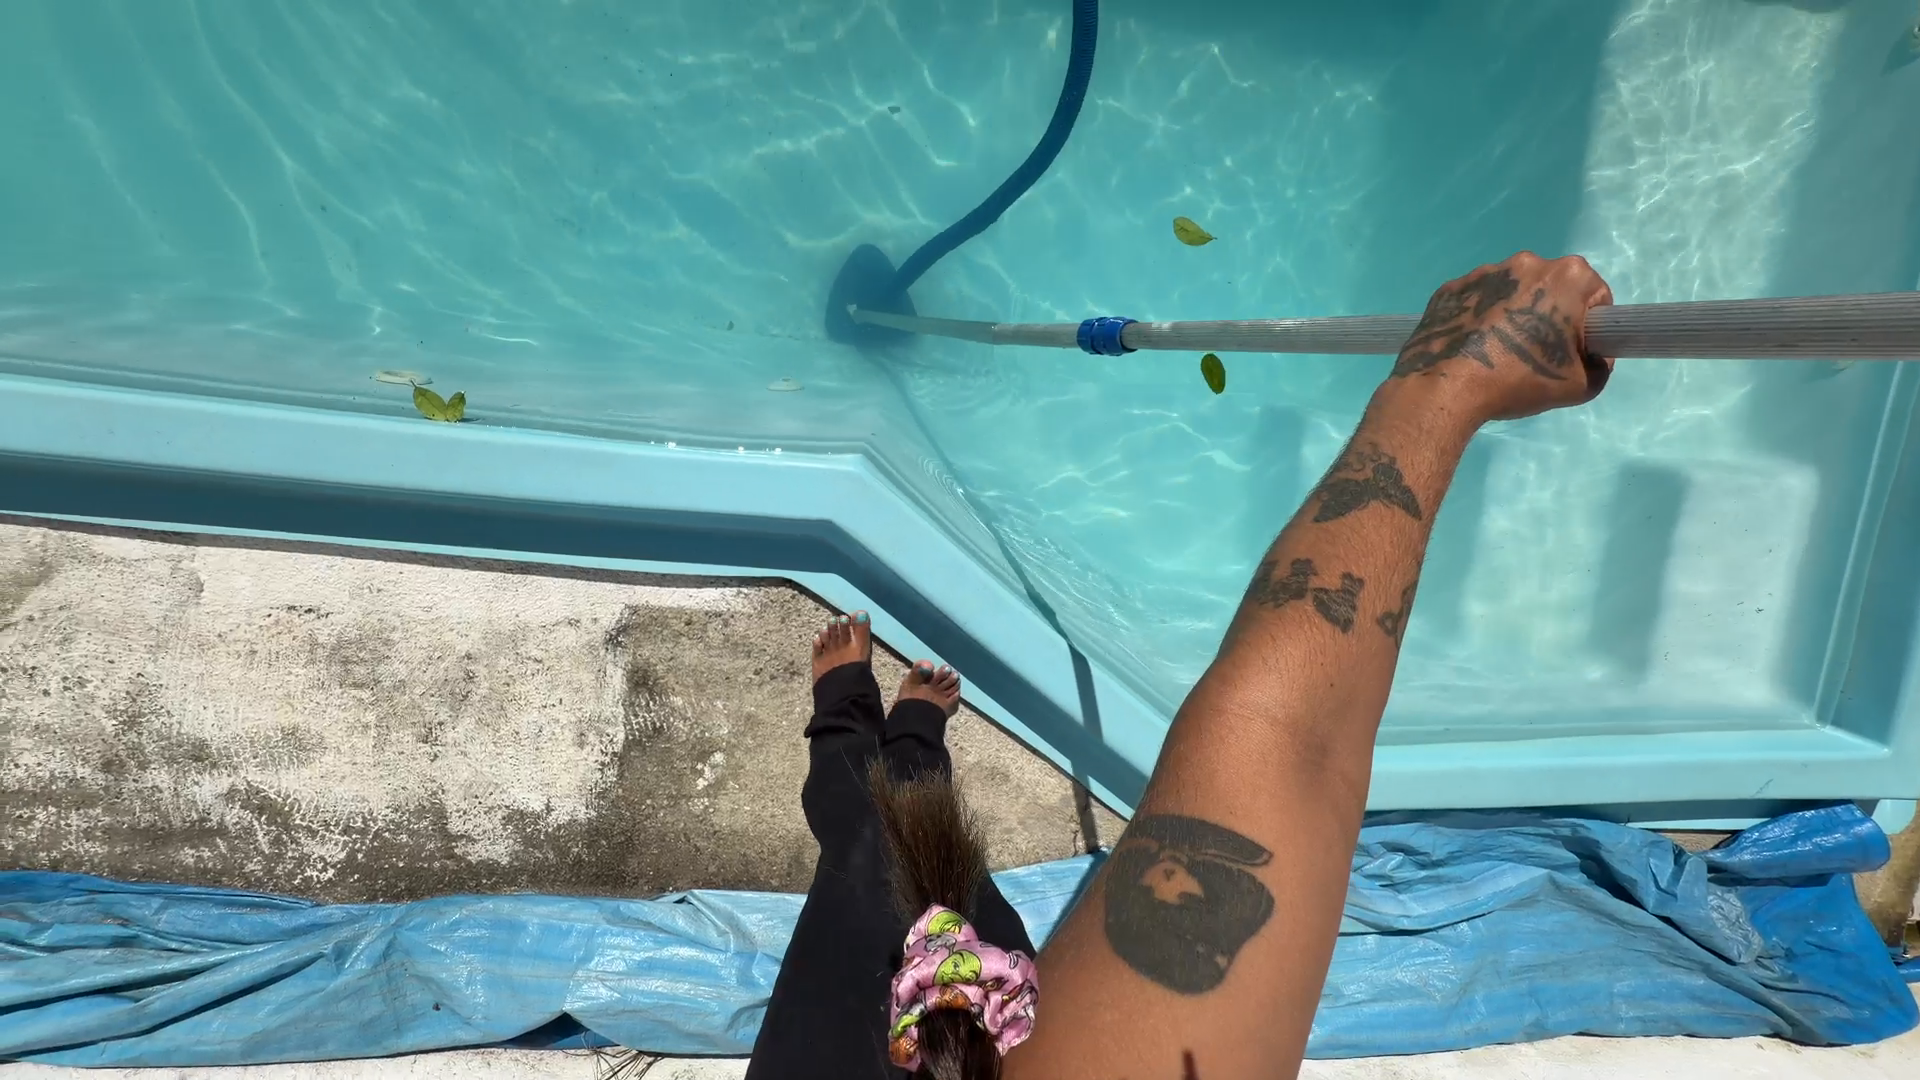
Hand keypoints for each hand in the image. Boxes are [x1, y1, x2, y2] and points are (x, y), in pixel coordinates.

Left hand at [1387, 252, 1614, 424]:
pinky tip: (1466, 344)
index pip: (1592, 295)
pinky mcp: (1446, 291)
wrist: (1443, 390)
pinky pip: (1470, 301)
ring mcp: (1480, 274)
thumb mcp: (1584, 384)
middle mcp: (1524, 263)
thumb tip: (1591, 355)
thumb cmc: (1519, 382)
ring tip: (1492, 348)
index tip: (1570, 347)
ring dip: (1507, 311)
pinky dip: (1473, 316)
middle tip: (1529, 349)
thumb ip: (1599, 362)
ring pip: (1505, 291)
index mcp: (1568, 275)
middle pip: (1546, 288)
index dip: (1586, 323)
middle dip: (1544, 312)